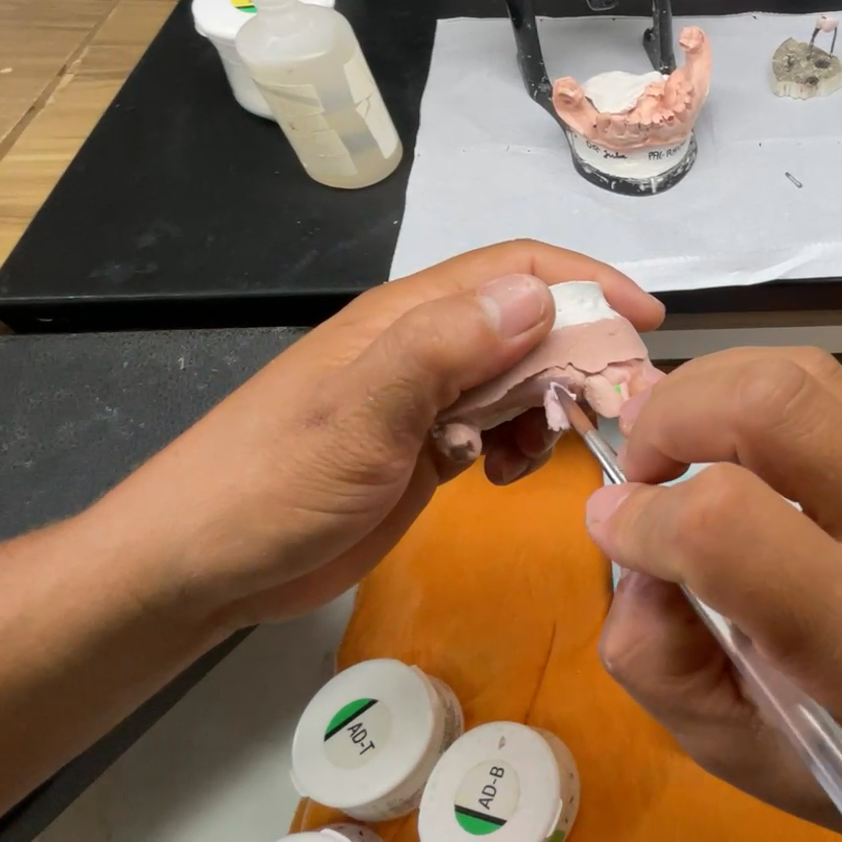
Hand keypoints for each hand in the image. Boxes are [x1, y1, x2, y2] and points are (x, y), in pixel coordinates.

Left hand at [94, 241, 661, 631]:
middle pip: (532, 324)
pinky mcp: (431, 442)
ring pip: (523, 376)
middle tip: (623, 400)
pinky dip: (523, 443)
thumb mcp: (359, 416)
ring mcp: (430, 396)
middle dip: (585, 352)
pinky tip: (508, 475)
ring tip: (552, 445)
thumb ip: (443, 349)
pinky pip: (502, 424)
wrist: (196, 571)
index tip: (646, 320)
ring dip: (554, 404)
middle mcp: (428, 346)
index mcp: (412, 318)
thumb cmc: (271, 485)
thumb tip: (536, 300)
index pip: (518, 271)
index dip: (587, 282)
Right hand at [587, 348, 841, 841]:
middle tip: (640, 462)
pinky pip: (822, 379)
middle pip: (779, 407)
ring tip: (668, 432)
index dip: (649, 516)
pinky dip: (747, 381)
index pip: (732, 526)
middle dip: (677, 414)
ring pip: (802, 372)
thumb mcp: (728, 745)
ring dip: (708, 385)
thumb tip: (631, 536)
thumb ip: (656, 654)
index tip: (613, 524)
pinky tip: (720, 425)